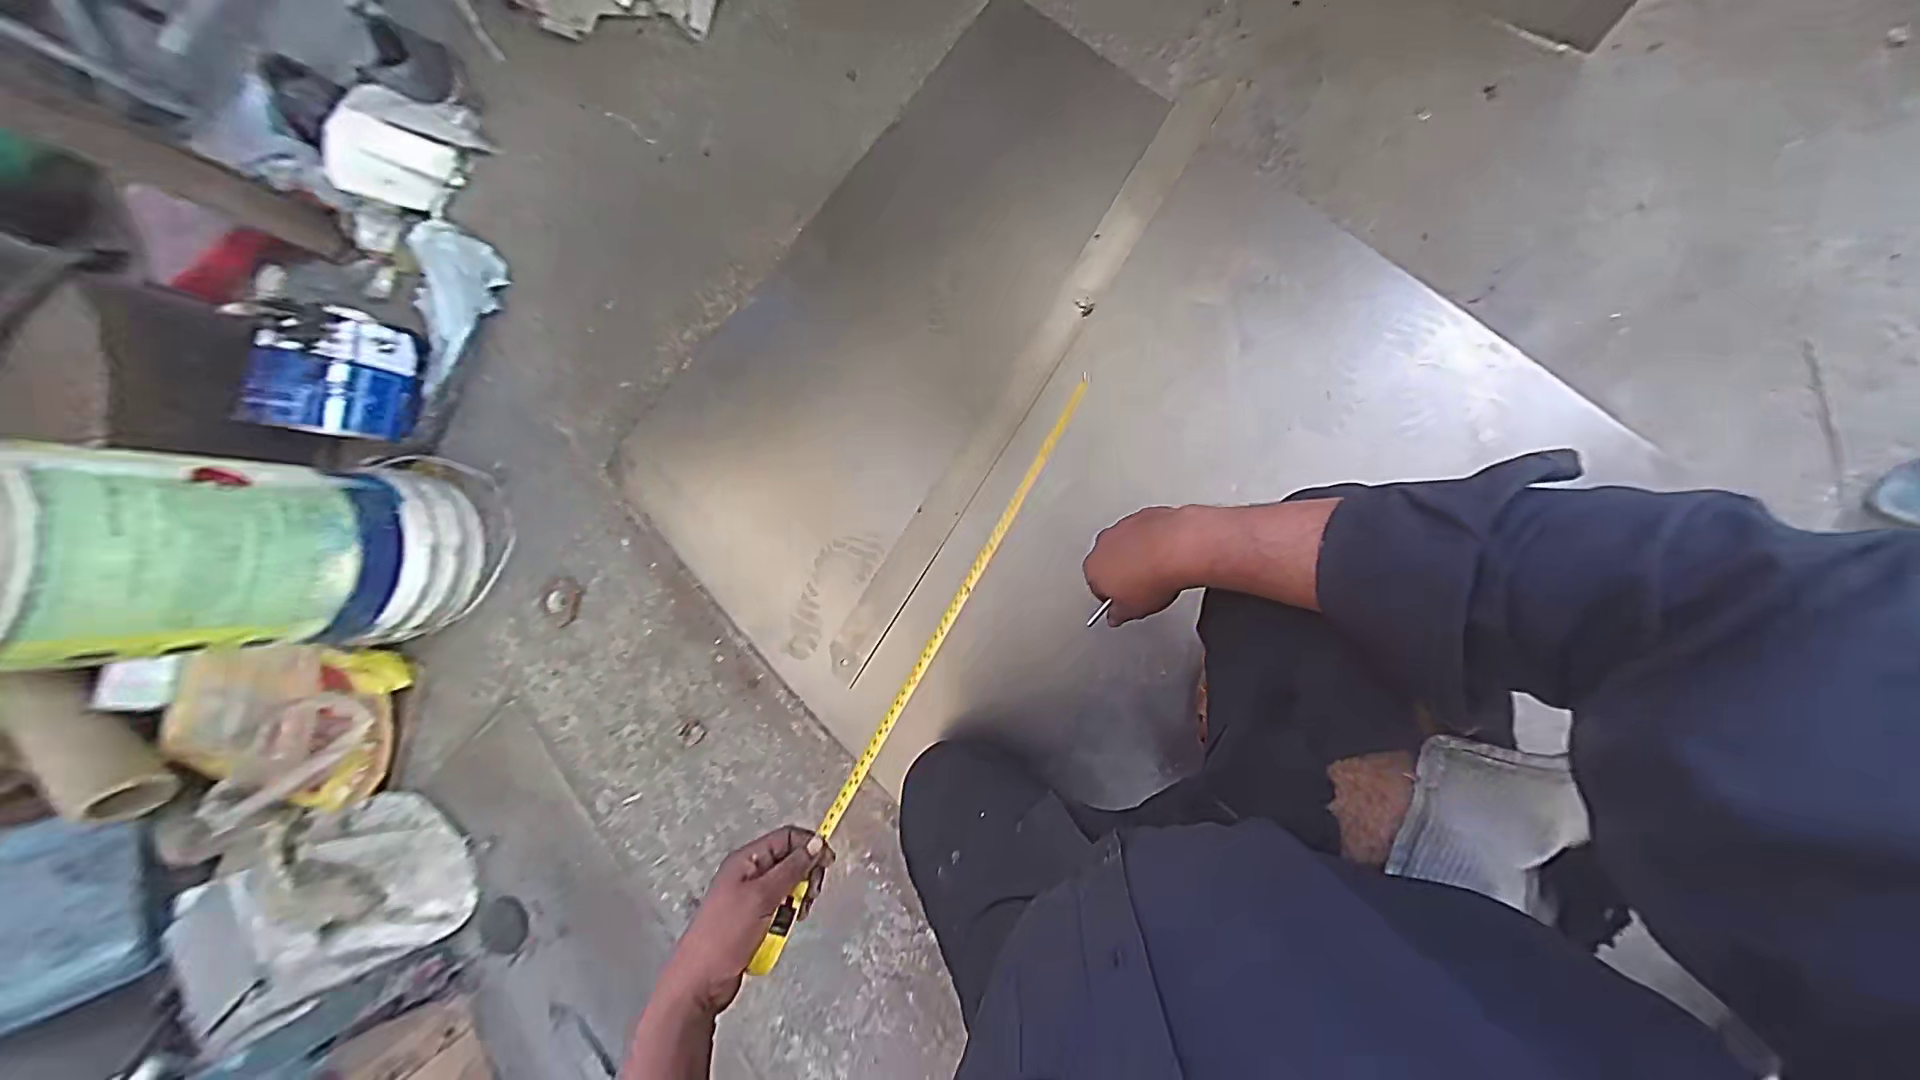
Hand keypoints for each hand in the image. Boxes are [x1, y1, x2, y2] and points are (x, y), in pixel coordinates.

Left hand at [657, 827, 833, 1016]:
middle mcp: (749, 874)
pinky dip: (787, 918)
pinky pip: (781, 909)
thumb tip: (815, 844)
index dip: (809, 846)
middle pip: (791, 861)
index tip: (827, 863)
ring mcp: (752, 898)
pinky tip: (782, 929)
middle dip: (805, 877)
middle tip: (809, 896)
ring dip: (796, 901)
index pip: (787, 838)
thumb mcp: (762, 896)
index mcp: (746, 859)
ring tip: (792, 917)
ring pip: (789, 887)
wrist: (699, 985)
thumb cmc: (723, 937)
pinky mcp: (755, 919)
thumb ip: (792, 868)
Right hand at [1084, 506, 1195, 624]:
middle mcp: (1103, 544)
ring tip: (1157, 569)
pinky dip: (1152, 539)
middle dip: (1121, 572)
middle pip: (1108, 561)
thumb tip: (1116, 614)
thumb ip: (1119, 613)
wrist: (1179, 548)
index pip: (1096, 587)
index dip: (1113, 596)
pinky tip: (1167, 553)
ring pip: (1126, 543)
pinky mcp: (1144, 515)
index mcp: (1093, 568)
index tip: (1125, 601)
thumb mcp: (1134, 610)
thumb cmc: (1153, 576)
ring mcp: (1123, 527)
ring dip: (1136, 554)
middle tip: (1141, 586)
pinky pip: (1144, 530)